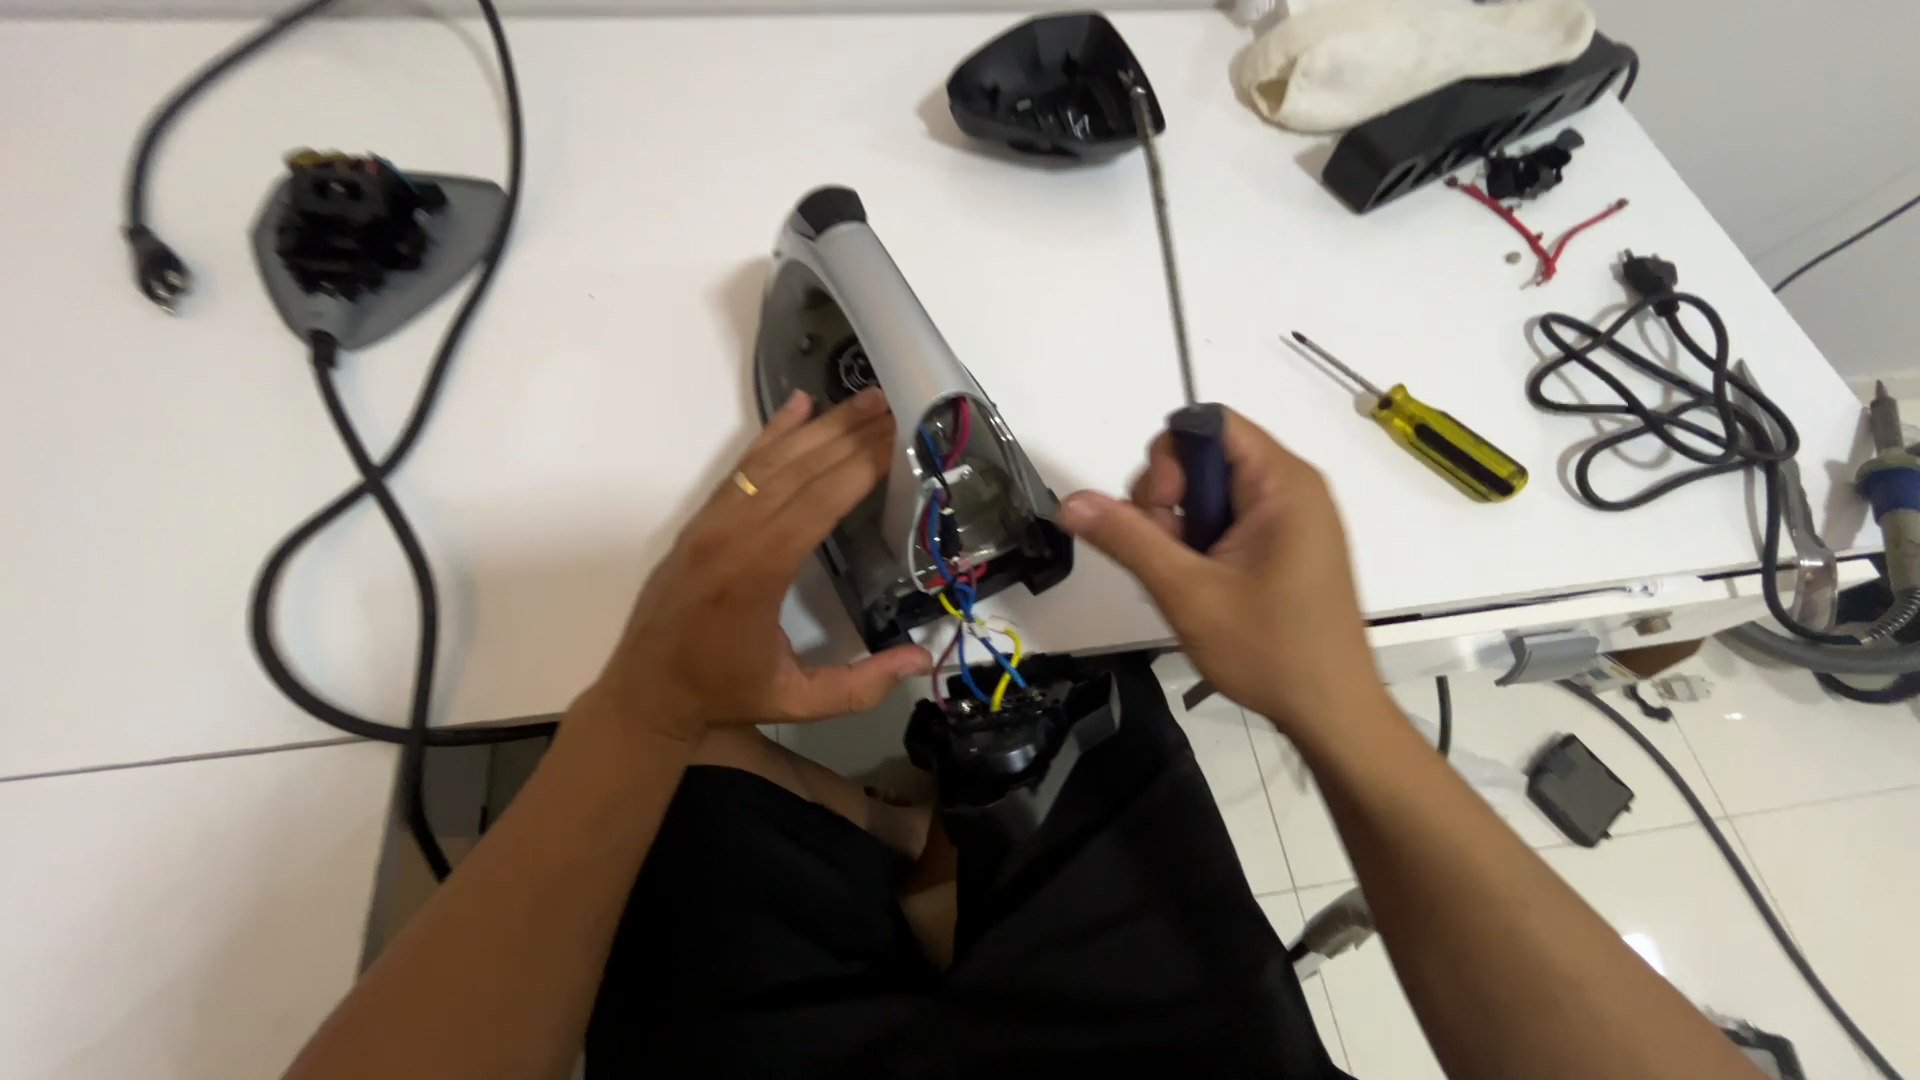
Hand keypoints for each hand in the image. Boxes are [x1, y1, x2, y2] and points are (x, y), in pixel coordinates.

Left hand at [580, 388, 931, 743]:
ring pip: (772, 459)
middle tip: (895, 405)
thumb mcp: (796, 702)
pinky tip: (798, 404)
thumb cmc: (725, 692)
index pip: (819, 503)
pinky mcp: (702, 518)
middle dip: (852, 434)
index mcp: (756, 575)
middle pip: (801, 470)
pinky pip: (741, 466)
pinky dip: (772, 432)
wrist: (647, 688)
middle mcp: (731, 535)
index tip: (898, 438)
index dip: (861, 467)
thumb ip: (861, 686)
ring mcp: (712, 521)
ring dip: (822, 425)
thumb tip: (923, 659)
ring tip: (866, 398)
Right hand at [1056, 408, 1384, 740]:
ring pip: (1206, 492)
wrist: (1331, 712)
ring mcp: (1289, 518)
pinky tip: (1199, 585)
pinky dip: (1198, 545)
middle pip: (1202, 456)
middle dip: (1167, 500)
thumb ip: (1126, 539)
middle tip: (1170, 556)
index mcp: (1282, 482)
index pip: (1208, 423)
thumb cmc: (1269, 650)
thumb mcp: (1187, 592)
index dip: (1170, 457)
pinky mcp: (1282, 545)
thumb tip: (1070, 501)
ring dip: (1177, 529)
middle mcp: (1290, 488)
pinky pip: (1224, 520)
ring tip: (1186, 580)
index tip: (1161, 511)